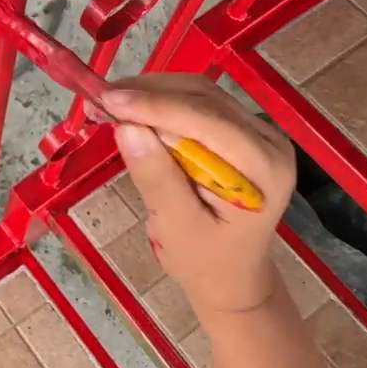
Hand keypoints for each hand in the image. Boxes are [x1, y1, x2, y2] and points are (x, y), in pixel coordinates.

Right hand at [104, 75, 296, 315]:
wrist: (229, 275)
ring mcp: (254, 132)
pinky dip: (159, 101)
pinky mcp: (236, 129)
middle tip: (99, 98)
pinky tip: (131, 109)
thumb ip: (157, 178)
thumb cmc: (205, 260)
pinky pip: (195, 103)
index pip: (207, 121)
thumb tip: (127, 128)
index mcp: (263, 167)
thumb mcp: (178, 228)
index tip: (109, 100)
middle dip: (148, 94)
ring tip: (107, 102)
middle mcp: (267, 140)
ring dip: (150, 93)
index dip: (156, 106)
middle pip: (203, 99)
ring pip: (197, 93)